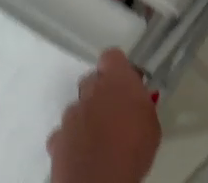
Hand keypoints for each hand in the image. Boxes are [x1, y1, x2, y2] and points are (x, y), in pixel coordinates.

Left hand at [48, 49, 162, 182]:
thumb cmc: (134, 149)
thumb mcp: (151, 123)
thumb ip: (141, 105)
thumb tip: (136, 102)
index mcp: (117, 82)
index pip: (111, 56)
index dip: (117, 66)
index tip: (127, 80)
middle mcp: (90, 93)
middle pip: (91, 80)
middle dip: (101, 90)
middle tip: (115, 108)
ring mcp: (70, 117)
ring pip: (77, 107)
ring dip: (87, 114)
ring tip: (99, 135)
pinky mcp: (56, 140)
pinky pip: (64, 132)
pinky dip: (72, 138)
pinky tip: (83, 151)